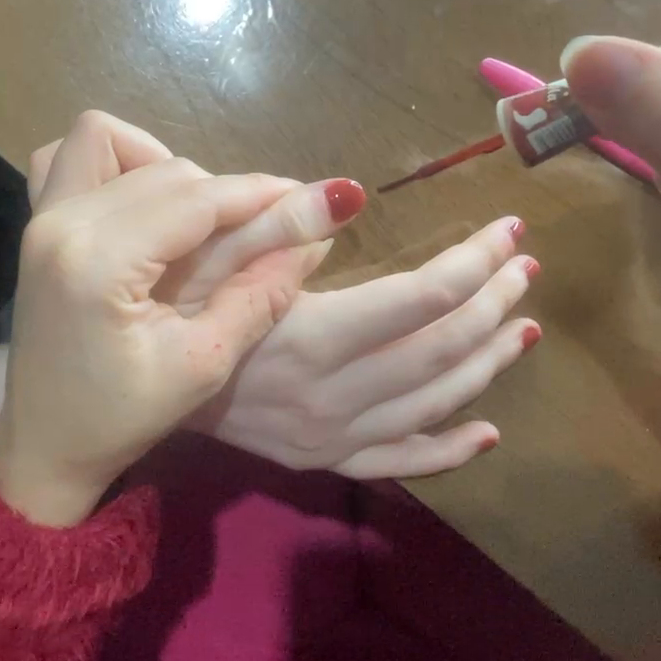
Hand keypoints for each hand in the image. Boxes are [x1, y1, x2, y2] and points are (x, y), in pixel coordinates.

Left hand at [0, 112, 309, 525]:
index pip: (195, 200)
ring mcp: (39, 218)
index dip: (260, 194)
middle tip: (262, 229)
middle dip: (223, 191)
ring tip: (192, 218)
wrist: (45, 445)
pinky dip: (111, 163)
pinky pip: (67, 156)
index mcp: (97, 263)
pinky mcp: (34, 223)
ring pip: (109, 140)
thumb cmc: (121, 419)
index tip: (319, 198)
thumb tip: (325, 221)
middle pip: (165, 170)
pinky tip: (140, 206)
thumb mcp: (202, 364)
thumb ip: (262, 291)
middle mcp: (60, 223)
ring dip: (161, 165)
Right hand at [29, 128, 536, 479]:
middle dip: (492, 303)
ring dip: (488, 363)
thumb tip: (350, 195)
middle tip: (524, 267)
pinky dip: (448, 451)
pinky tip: (486, 431)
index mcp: (309, 337)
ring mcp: (329, 438)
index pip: (420, 300)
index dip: (474, 262)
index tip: (508, 230)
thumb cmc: (173, 309)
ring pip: (433, 404)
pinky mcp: (321, 461)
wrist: (137, 391)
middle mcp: (330, 396)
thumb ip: (277, 227)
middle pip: (438, 350)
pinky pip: (399, 465)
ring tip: (523, 325)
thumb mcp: (213, 257)